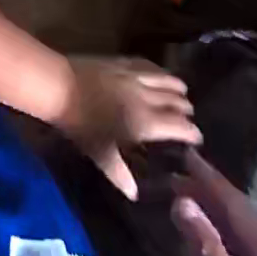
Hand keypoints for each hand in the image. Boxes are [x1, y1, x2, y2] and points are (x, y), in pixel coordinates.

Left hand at [56, 57, 199, 198]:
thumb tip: (134, 194)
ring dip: (177, 89)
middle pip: (178, 101)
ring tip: (180, 94)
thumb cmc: (80, 124)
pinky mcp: (123, 61)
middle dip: (186, 111)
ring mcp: (136, 76)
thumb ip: (120, 175)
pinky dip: (159, 71)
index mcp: (146, 122)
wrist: (60, 87)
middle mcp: (147, 97)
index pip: (180, 126)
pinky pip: (149, 65)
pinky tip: (158, 74)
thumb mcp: (100, 154)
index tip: (197, 139)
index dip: (192, 133)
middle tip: (186, 119)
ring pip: (167, 79)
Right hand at [172, 153, 256, 255]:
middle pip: (245, 221)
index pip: (239, 207)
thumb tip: (182, 203)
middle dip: (211, 197)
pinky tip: (210, 248)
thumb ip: (209, 255)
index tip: (186, 153)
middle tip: (174, 178)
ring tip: (185, 204)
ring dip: (218, 221)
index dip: (211, 180)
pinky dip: (227, 246)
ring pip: (248, 242)